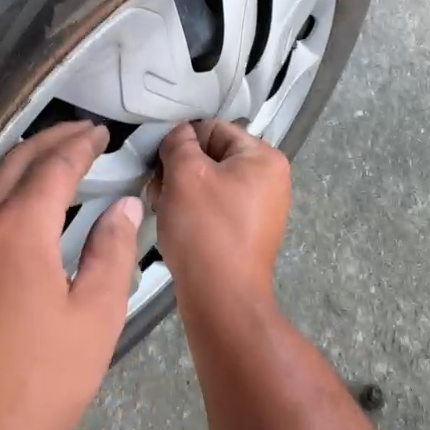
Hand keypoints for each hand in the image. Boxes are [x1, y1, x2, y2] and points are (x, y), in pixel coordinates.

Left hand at [0, 122, 142, 429]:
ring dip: (21, 166)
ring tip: (50, 163)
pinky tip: (10, 218)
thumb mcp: (94, 320)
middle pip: (15, 163)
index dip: (81, 143)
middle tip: (80, 131)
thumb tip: (123, 205)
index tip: (100, 131)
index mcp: (19, 229)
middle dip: (51, 140)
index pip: (54, 166)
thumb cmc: (35, 383)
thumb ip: (112, 252)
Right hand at [151, 120, 291, 307]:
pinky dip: (194, 212)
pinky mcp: (249, 233)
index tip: (159, 164)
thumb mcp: (185, 174)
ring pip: (210, 184)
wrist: (222, 300)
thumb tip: (180, 134)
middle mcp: (271, 179)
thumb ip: (179, 142)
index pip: (213, 129)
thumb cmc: (206, 229)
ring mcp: (262, 208)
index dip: (181, 142)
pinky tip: (177, 227)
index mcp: (264, 157)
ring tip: (165, 210)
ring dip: (183, 192)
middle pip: (213, 156)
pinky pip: (217, 208)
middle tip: (159, 191)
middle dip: (180, 170)